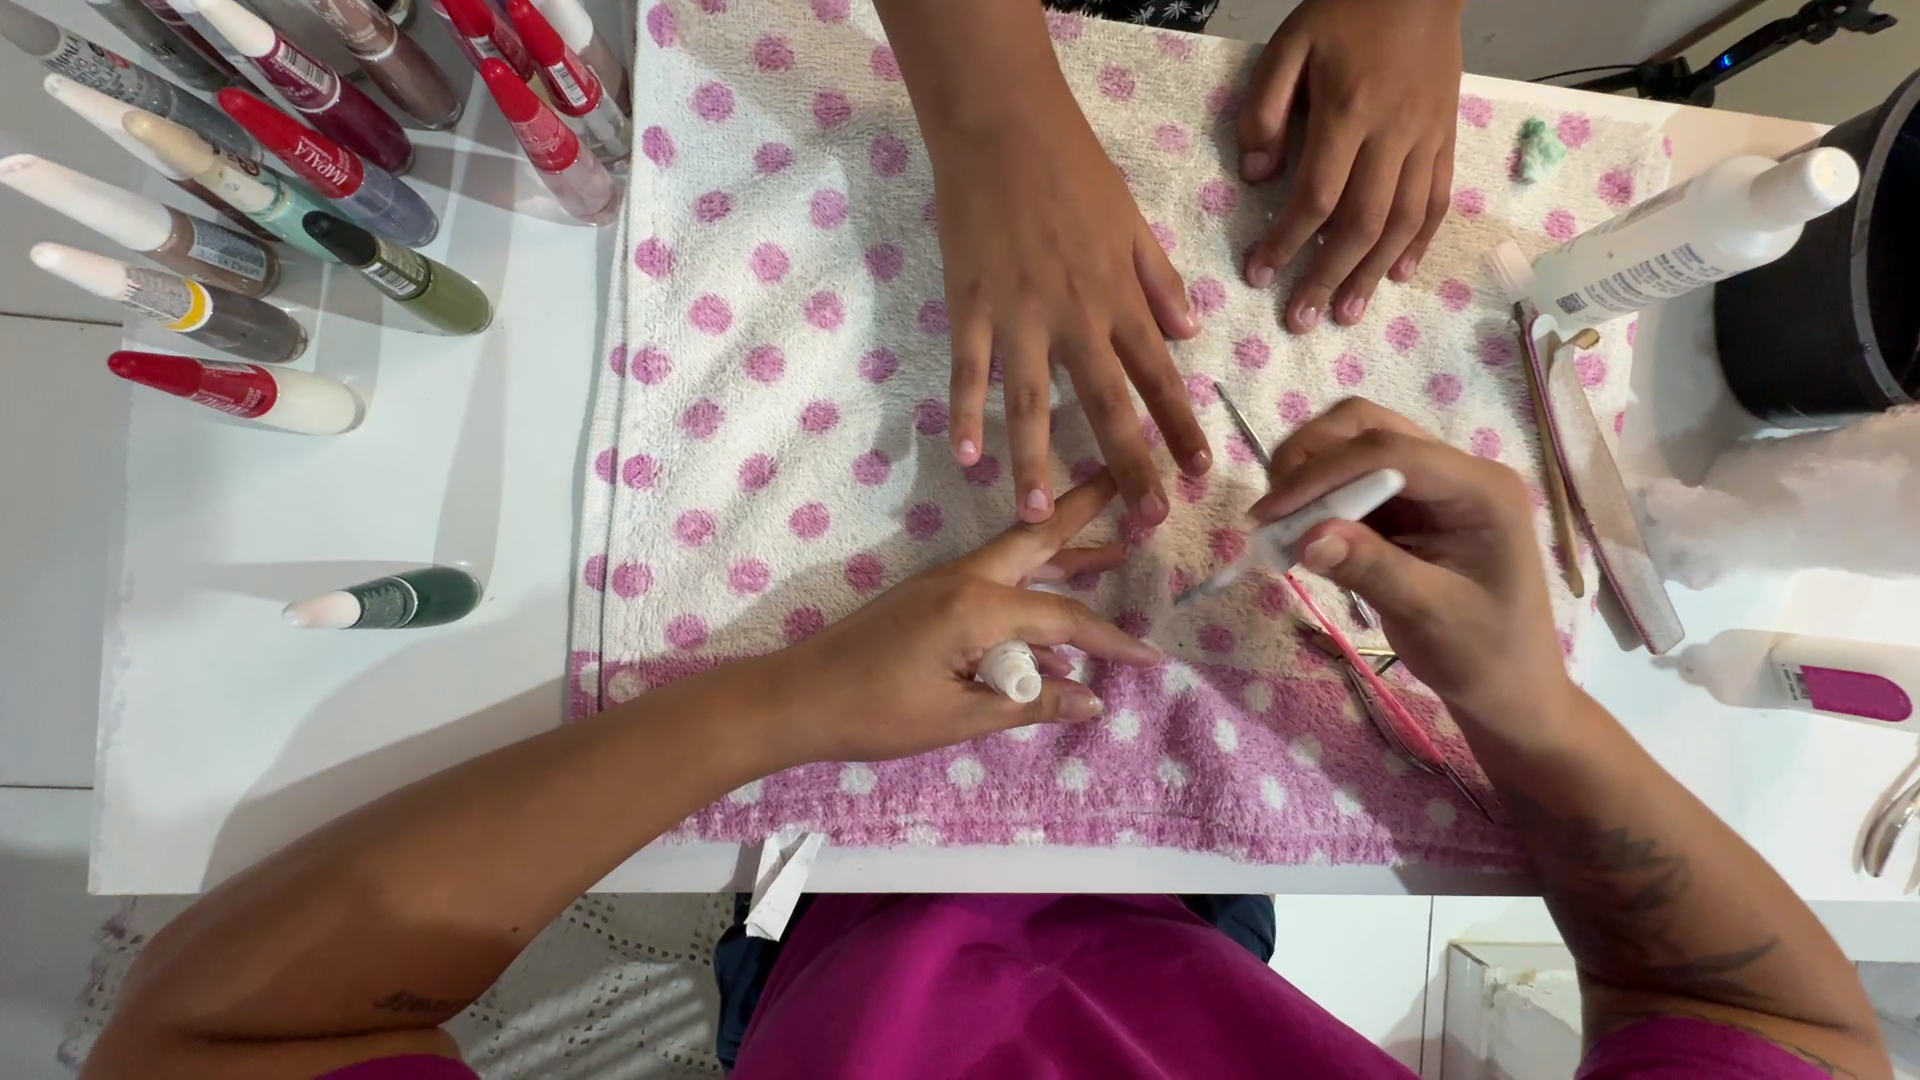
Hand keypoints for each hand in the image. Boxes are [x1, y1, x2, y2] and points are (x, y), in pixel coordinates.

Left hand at [764, 472, 1159, 766]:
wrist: (799, 695)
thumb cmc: (876, 712)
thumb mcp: (959, 717)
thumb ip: (1029, 703)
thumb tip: (1092, 700)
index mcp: (977, 606)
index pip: (1065, 618)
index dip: (1112, 642)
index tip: (1153, 659)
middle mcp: (967, 577)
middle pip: (1041, 538)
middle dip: (1088, 513)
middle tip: (1132, 488)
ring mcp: (947, 579)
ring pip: (1021, 553)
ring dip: (1066, 546)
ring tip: (1115, 545)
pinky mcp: (934, 592)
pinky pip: (999, 579)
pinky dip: (1034, 583)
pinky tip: (1052, 606)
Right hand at [931, 99, 1210, 527]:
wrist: (1004, 126)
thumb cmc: (1073, 171)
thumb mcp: (1133, 219)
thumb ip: (1160, 280)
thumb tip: (1191, 332)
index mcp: (1119, 296)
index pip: (1159, 375)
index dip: (1180, 425)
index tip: (1198, 471)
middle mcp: (1076, 318)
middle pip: (1107, 404)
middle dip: (1130, 466)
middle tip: (1145, 521)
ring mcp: (1019, 318)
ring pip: (1031, 402)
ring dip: (1035, 461)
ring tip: (1040, 514)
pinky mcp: (971, 310)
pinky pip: (968, 371)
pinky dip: (966, 413)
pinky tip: (967, 458)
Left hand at [1239, 0, 1463, 333]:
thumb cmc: (1345, 13)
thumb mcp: (1288, 47)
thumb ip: (1264, 112)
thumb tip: (1256, 177)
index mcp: (1349, 112)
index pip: (1316, 196)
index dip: (1286, 242)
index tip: (1258, 276)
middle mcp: (1394, 133)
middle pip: (1361, 222)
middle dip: (1328, 277)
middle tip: (1301, 320)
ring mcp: (1428, 138)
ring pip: (1404, 220)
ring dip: (1373, 274)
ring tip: (1347, 315)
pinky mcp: (1447, 137)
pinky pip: (1439, 198)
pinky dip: (1420, 242)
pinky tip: (1399, 276)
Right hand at [1249, 399, 1570, 728]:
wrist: (1504, 683)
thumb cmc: (1481, 651)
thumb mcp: (1428, 613)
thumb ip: (1370, 568)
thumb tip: (1305, 536)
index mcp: (1479, 488)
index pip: (1388, 453)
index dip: (1322, 474)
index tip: (1271, 515)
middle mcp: (1453, 470)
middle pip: (1365, 427)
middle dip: (1308, 457)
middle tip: (1272, 509)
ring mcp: (1425, 484)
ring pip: (1349, 444)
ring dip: (1305, 472)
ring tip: (1279, 521)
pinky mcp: (1400, 503)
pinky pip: (1344, 479)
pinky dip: (1311, 496)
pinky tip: (1296, 531)